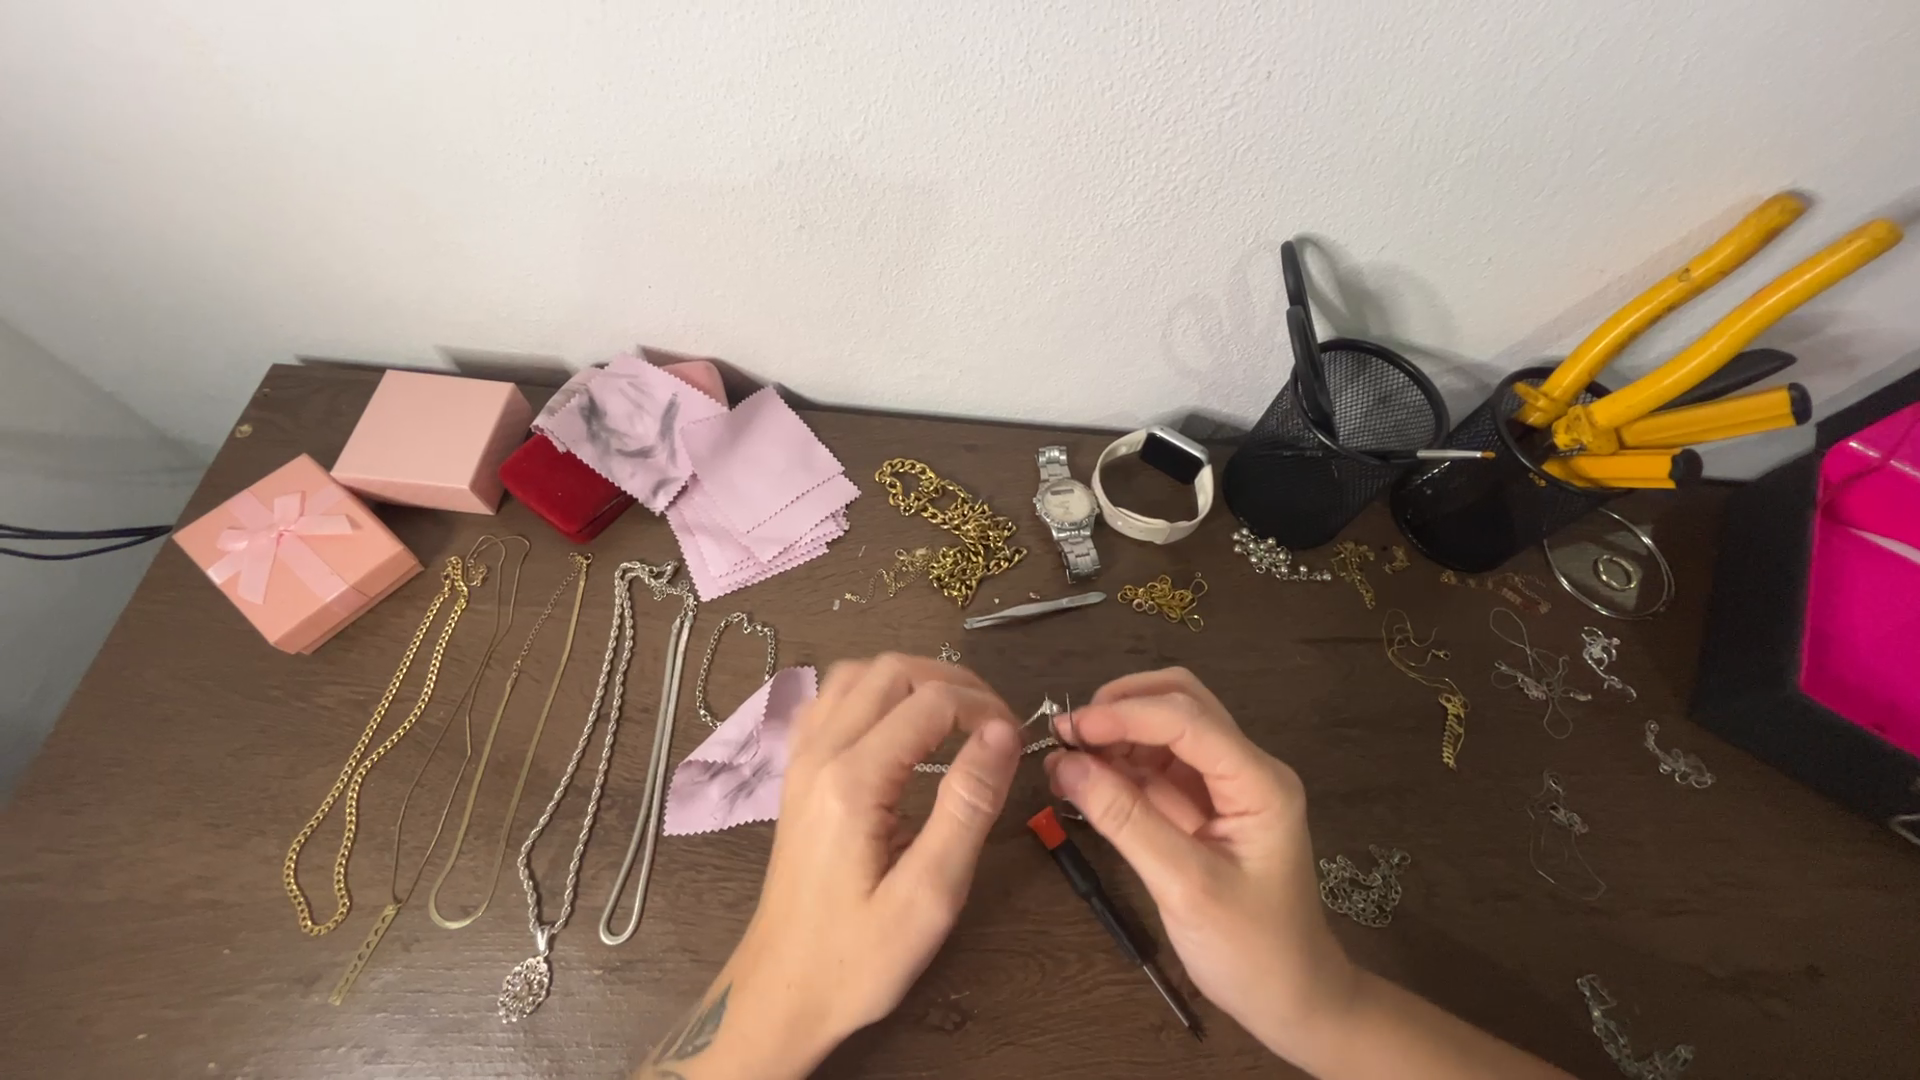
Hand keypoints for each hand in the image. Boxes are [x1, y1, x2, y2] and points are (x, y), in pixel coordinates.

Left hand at [662, 655, 1021, 1078]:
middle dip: (954, 682)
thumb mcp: (929, 896)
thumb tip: (1003, 732)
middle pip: (892, 670)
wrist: (779, 992)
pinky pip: (831, 698)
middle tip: (993, 724)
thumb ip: (967, 806)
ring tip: (955, 715)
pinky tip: (895, 721)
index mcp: (854, 780)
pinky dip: (873, 691)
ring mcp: (801, 756)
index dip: (983, 708)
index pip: (931, 701)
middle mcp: (821, 752)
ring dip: (913, 679)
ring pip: (858, 673)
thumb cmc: (858, 958)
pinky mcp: (796, 769)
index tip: (1014, 743)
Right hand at [1044, 667, 1354, 1052]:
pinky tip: (1081, 777)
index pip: (1187, 720)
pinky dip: (1114, 762)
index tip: (1069, 729)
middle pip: (1180, 701)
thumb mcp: (1185, 887)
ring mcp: (1220, 782)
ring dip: (1113, 732)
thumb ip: (1125, 820)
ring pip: (1162, 726)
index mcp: (1258, 781)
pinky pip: (1151, 763)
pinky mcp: (1197, 803)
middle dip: (1121, 706)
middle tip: (1069, 733)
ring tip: (1064, 757)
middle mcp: (1242, 767)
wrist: (1290, 1000)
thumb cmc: (1251, 951)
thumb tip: (1063, 764)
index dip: (1125, 715)